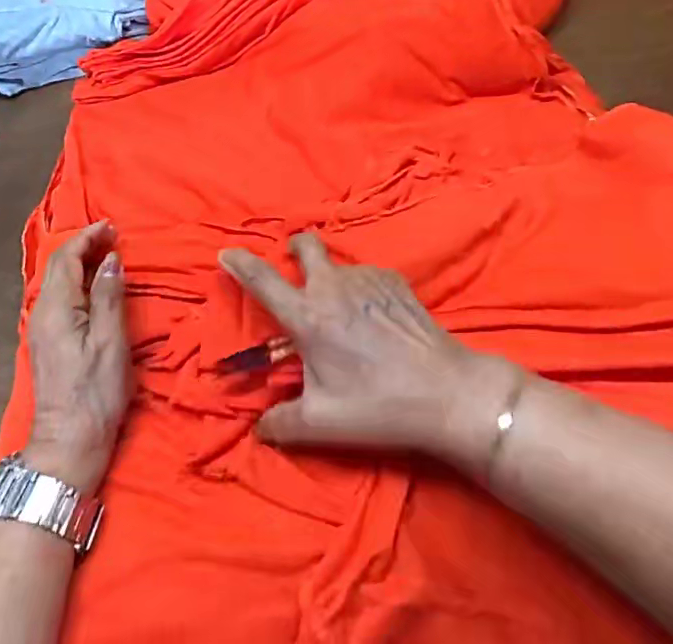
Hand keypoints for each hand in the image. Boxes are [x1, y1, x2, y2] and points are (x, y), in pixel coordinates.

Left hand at [24, 220, 129, 493]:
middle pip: (56, 267)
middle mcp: (41, 314)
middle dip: (82, 246)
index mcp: (56, 310)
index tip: (112, 226)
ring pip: (56, 282)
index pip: (66, 259)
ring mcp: (41, 330)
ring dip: (79, 262)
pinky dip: (76, 280)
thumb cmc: (95, 391)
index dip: (87, 238)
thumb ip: (110, 296)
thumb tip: (112, 260)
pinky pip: (59, 297)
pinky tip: (93, 284)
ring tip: (107, 254)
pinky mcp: (48, 342)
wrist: (69, 441)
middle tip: (112, 235)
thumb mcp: (111, 341)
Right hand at [218, 234, 521, 469]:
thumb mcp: (320, 422)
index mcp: (309, 317)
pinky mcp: (396, 281)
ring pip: (339, 266)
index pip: (264, 282)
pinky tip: (374, 318)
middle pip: (306, 246)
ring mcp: (369, 279)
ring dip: (331, 278)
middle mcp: (335, 287)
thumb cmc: (377, 405)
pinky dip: (360, 290)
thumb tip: (260, 425)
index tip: (227, 252)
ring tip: (344, 315)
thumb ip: (280, 424)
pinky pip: (367, 277)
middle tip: (293, 261)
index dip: (241, 264)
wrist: (445, 390)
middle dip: (295, 247)